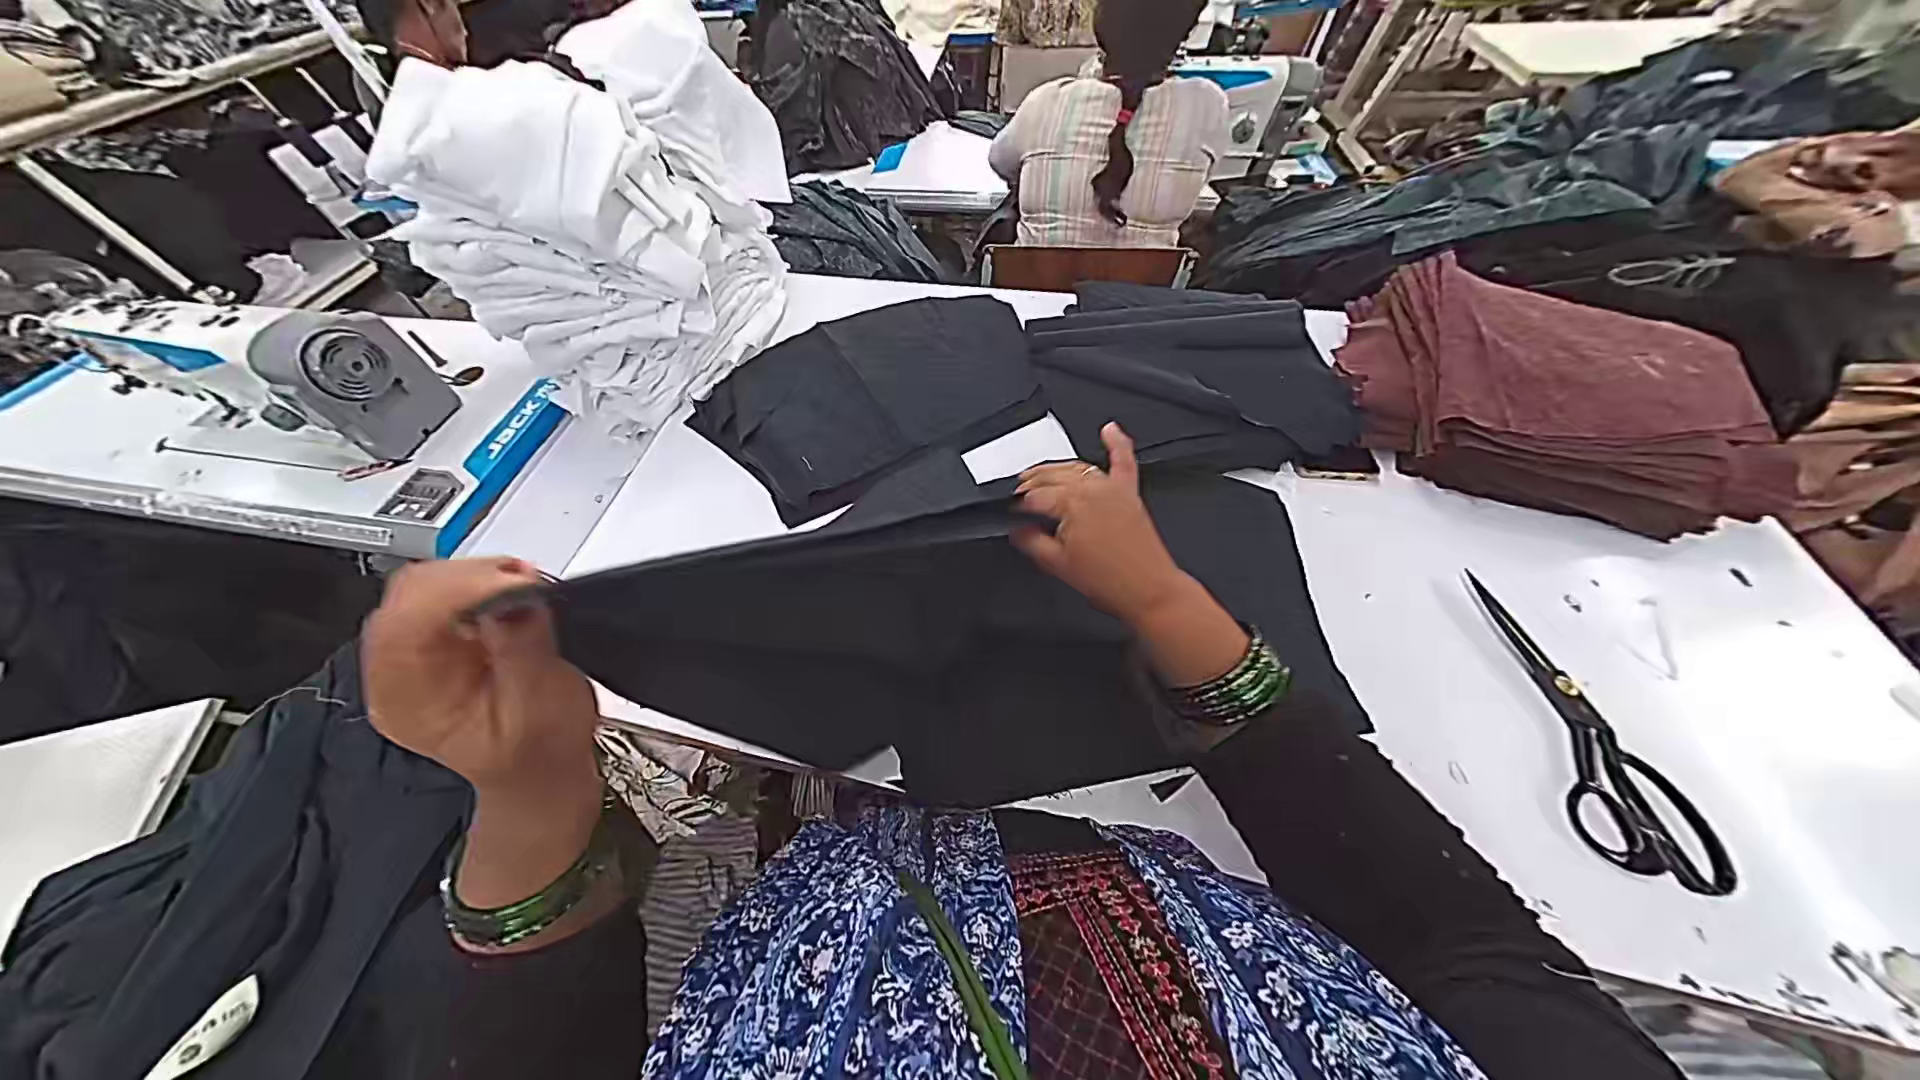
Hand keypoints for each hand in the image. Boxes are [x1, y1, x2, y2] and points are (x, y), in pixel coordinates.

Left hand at [363, 557, 600, 801]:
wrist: (542, 767)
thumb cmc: (540, 751)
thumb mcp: (541, 709)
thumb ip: (523, 652)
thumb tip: (515, 599)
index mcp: (410, 702)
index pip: (406, 627)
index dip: (457, 594)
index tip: (515, 584)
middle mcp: (400, 673)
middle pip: (407, 599)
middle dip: (469, 579)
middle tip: (525, 579)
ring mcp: (418, 652)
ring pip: (424, 586)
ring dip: (477, 575)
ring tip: (525, 583)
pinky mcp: (444, 636)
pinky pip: (447, 591)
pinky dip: (483, 580)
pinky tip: (514, 588)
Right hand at [1013, 422, 1250, 690]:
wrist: (1147, 590)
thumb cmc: (1108, 580)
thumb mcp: (1056, 565)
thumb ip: (1031, 542)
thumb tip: (1017, 530)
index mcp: (1072, 503)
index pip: (1034, 496)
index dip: (1016, 504)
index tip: (1009, 512)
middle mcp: (1092, 488)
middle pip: (1052, 476)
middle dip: (1030, 483)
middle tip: (1018, 494)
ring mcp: (1112, 488)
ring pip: (1077, 467)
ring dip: (1055, 468)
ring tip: (1040, 474)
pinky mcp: (1129, 493)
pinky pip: (1123, 461)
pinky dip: (1117, 443)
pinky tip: (1109, 430)